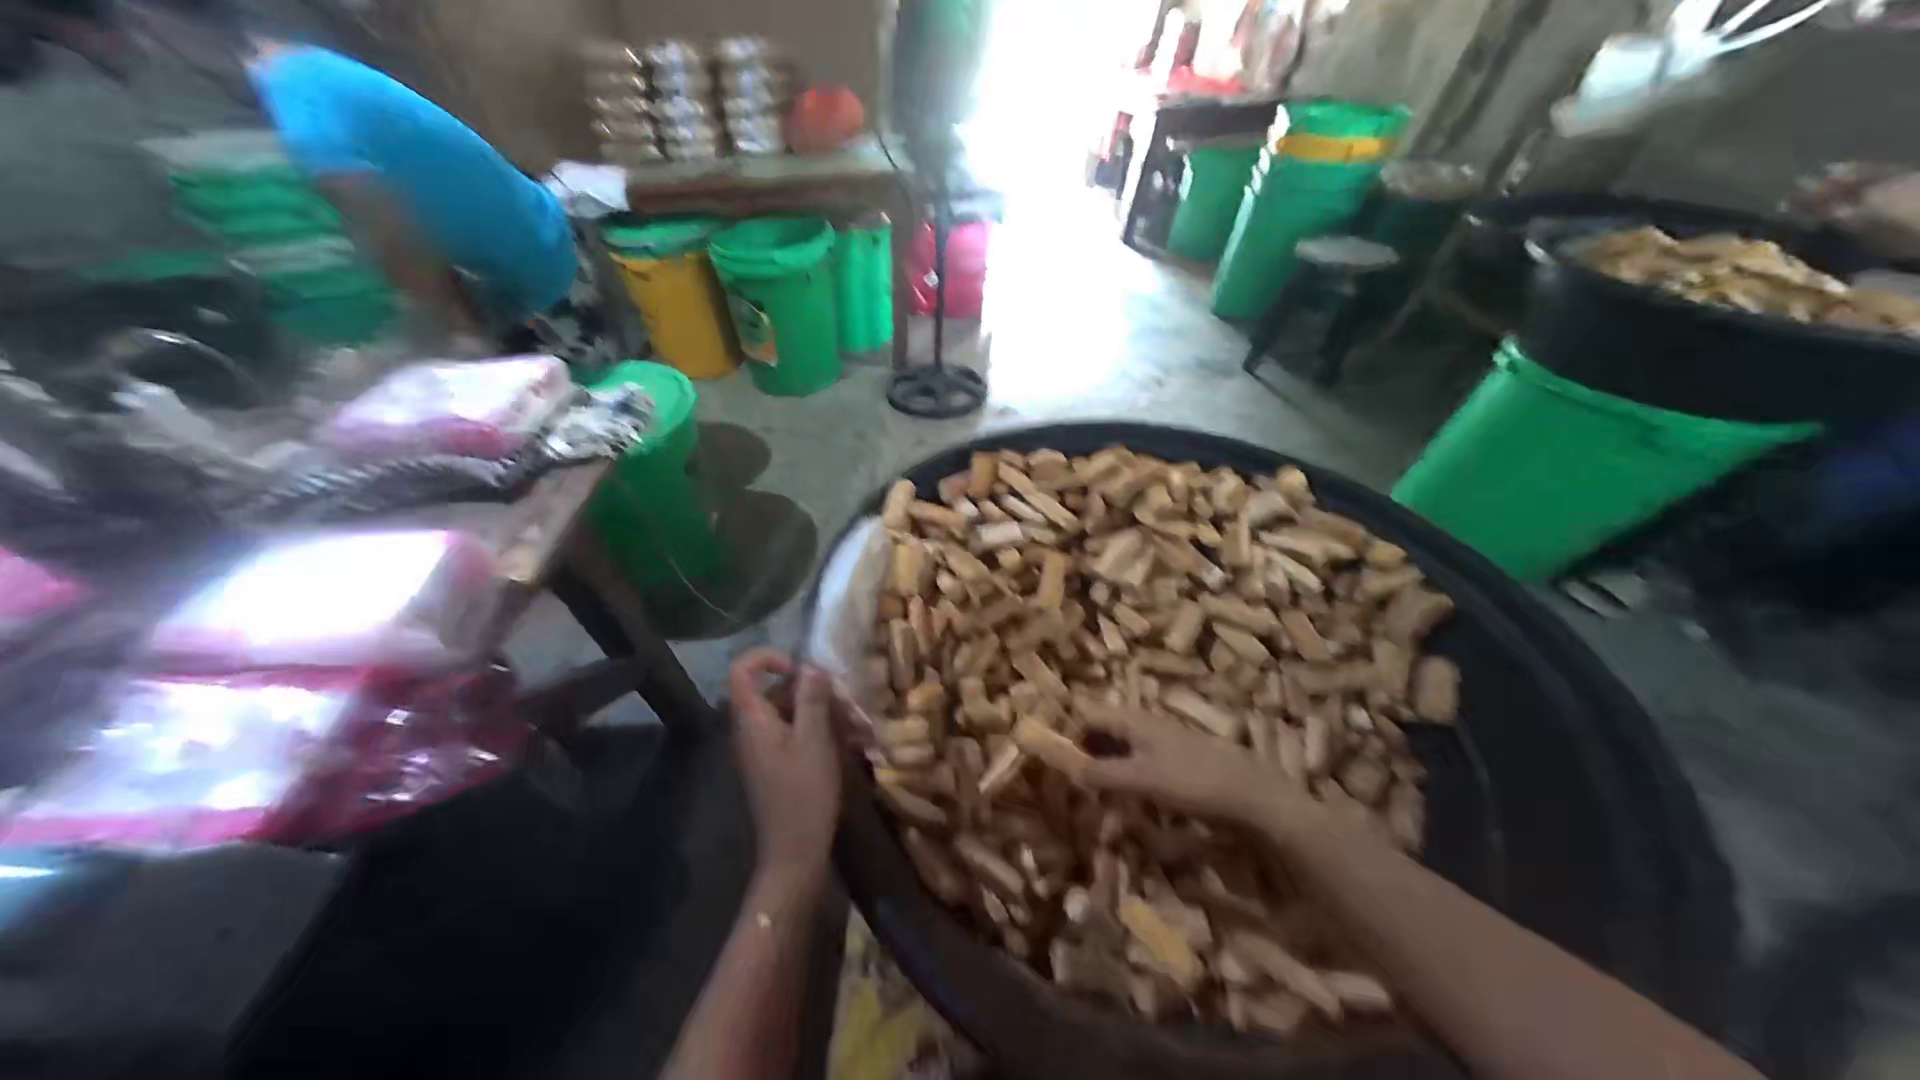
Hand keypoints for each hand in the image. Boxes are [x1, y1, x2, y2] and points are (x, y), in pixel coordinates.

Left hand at [729, 649, 841, 889]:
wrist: (794, 852)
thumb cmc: (803, 792)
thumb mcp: (815, 740)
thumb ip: (812, 698)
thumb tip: (810, 665)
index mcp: (752, 719)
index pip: (743, 670)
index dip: (769, 658)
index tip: (802, 668)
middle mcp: (752, 729)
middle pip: (775, 691)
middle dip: (815, 691)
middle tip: (849, 703)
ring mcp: (764, 748)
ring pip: (792, 713)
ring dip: (826, 713)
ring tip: (861, 727)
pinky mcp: (778, 764)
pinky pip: (797, 734)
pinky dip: (822, 732)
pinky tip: (854, 743)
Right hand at [1037, 700, 1312, 826]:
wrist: (1253, 796)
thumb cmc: (1193, 780)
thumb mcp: (1142, 778)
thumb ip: (1101, 772)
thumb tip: (1066, 767)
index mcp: (1132, 720)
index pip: (1085, 713)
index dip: (1065, 729)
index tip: (1047, 754)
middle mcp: (1143, 725)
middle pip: (1099, 732)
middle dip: (1081, 755)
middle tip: (1068, 784)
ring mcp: (1159, 744)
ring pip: (1117, 752)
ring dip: (1102, 773)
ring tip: (1093, 801)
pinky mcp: (1173, 765)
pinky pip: (1136, 767)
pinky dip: (1123, 782)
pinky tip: (1123, 806)